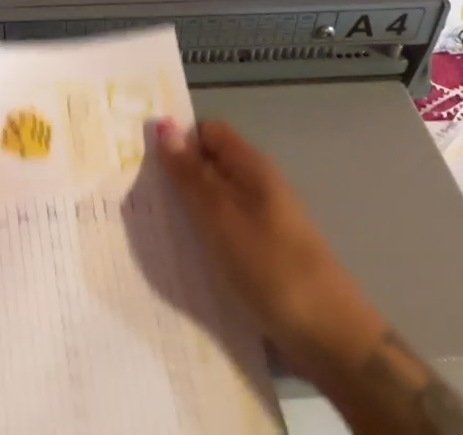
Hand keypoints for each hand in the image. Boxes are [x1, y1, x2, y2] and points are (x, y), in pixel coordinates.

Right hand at [155, 118, 389, 381]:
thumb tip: (165, 127)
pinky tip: (180, 258)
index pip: (209, 132)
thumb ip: (192, 175)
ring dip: (185, 210)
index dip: (178, 139)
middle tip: (135, 196)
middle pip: (210, 166)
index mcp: (253, 168)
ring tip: (149, 227)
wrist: (327, 334)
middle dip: (175, 176)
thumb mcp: (223, 217)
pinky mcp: (262, 255)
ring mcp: (262, 223)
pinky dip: (202, 238)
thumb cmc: (271, 266)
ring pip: (214, 202)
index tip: (141, 159)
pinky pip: (223, 233)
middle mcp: (258, 187)